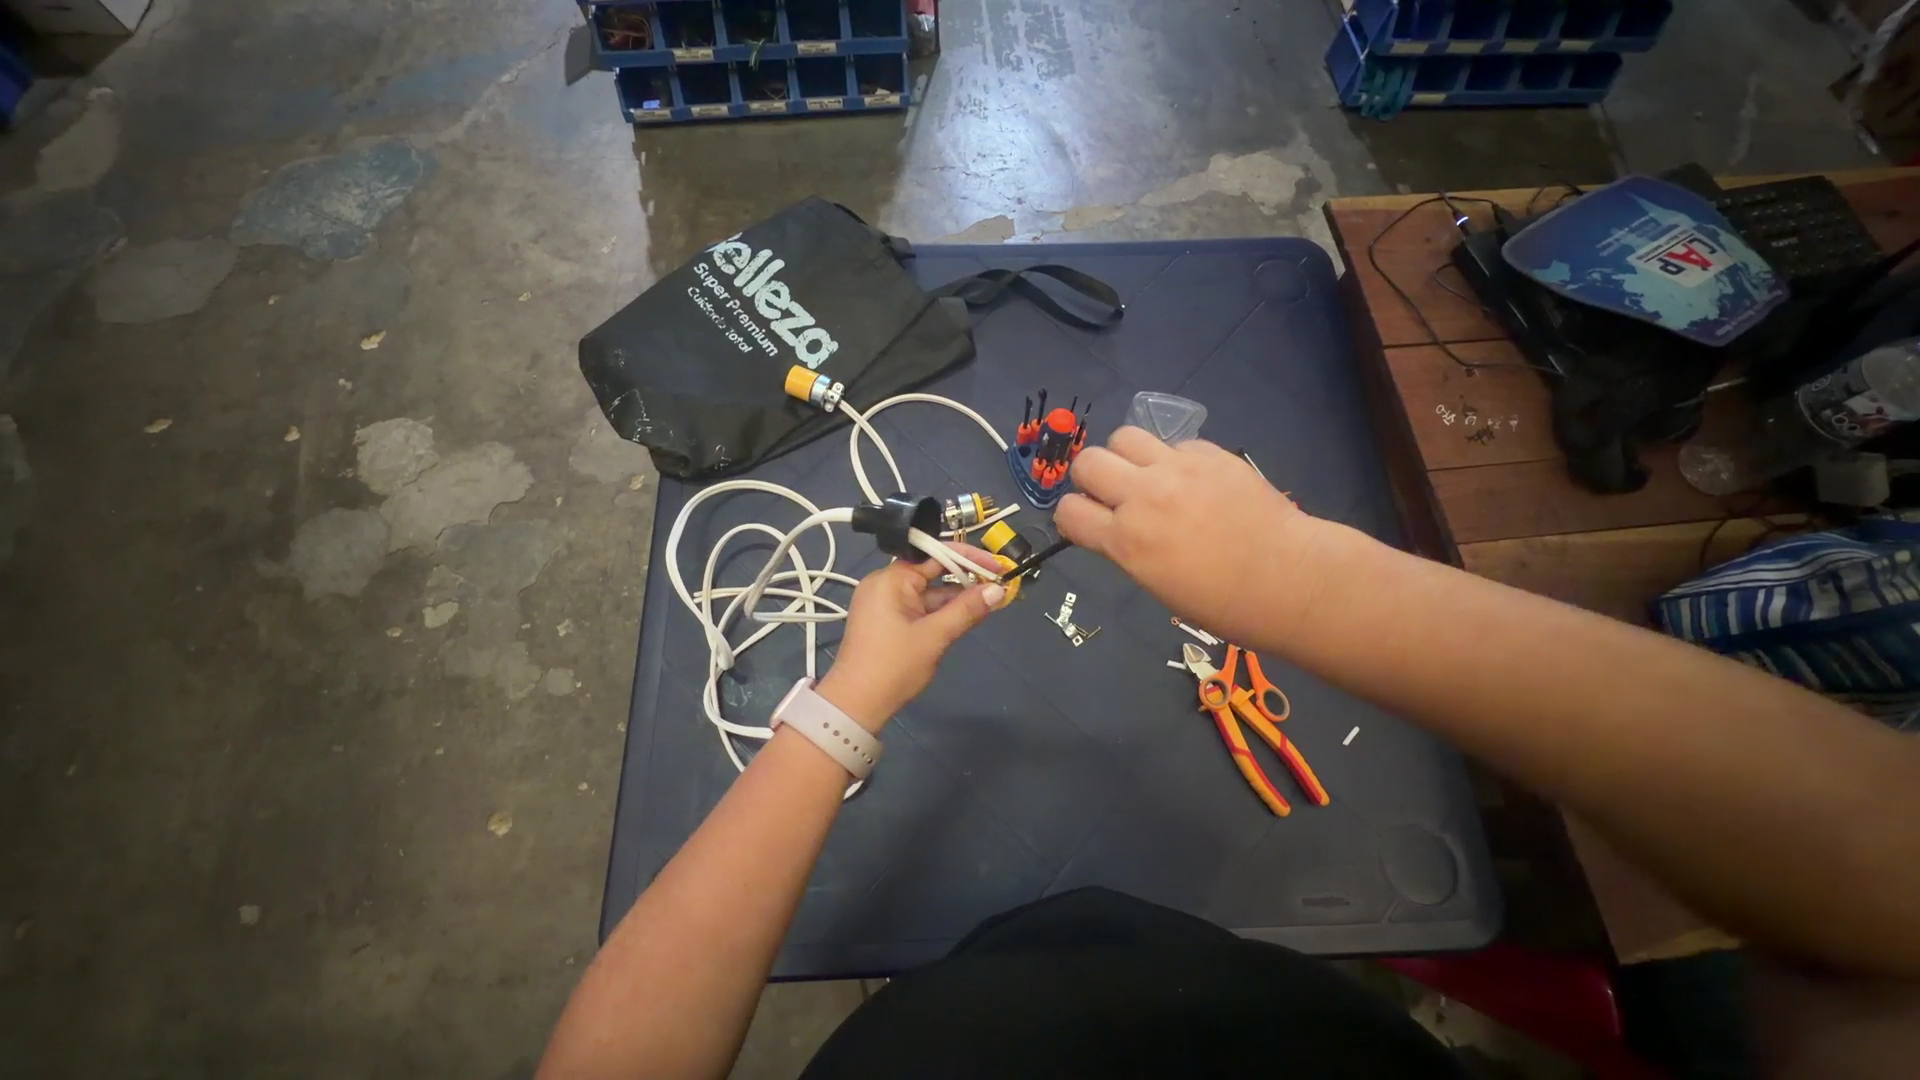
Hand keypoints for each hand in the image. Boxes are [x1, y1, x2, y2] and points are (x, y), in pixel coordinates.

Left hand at [817, 544, 1006, 732]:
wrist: (856, 705)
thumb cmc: (893, 666)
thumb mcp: (935, 636)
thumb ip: (967, 609)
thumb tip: (998, 589)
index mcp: (890, 579)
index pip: (934, 555)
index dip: (968, 558)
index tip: (997, 567)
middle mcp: (885, 584)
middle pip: (932, 572)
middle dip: (965, 579)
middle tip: (998, 585)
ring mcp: (884, 603)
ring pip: (928, 593)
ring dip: (956, 599)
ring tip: (990, 602)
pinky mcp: (887, 621)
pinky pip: (919, 607)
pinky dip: (941, 612)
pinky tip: (967, 616)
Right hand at [1056, 427, 1336, 647]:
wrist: (1290, 579)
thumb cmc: (1223, 603)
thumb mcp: (1156, 584)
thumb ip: (1127, 547)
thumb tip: (1117, 526)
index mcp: (1126, 542)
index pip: (1068, 511)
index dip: (1073, 517)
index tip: (1088, 523)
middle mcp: (1143, 497)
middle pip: (1087, 462)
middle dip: (1091, 478)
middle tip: (1114, 494)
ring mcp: (1177, 469)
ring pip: (1124, 436)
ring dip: (1127, 457)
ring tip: (1148, 476)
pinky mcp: (1210, 454)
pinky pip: (1174, 443)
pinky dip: (1175, 458)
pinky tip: (1195, 480)